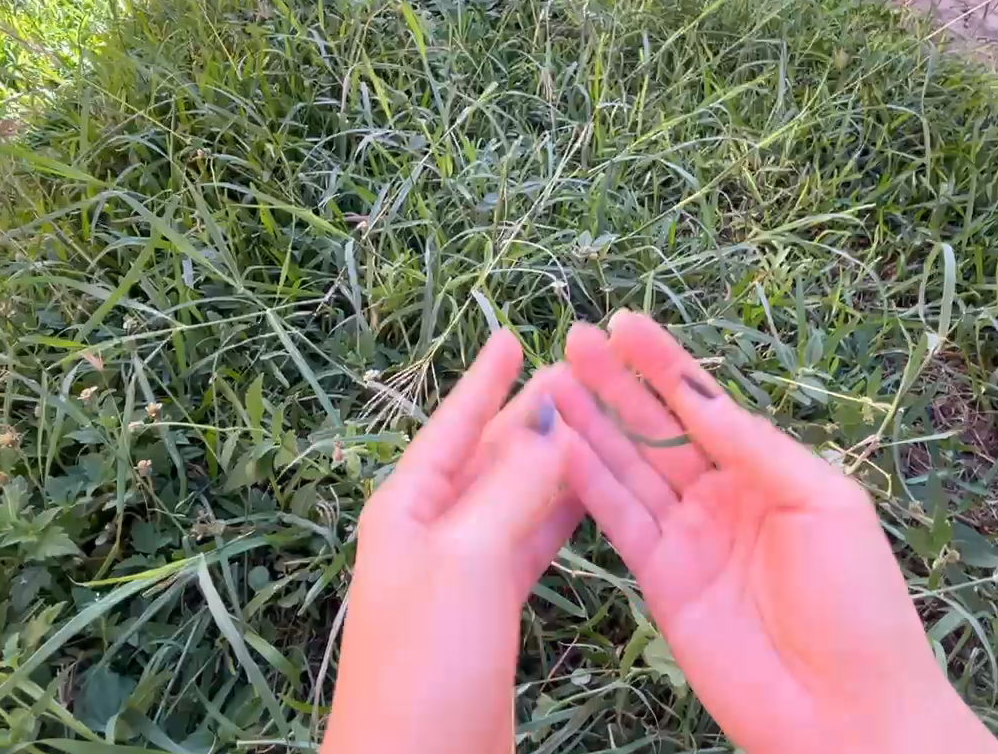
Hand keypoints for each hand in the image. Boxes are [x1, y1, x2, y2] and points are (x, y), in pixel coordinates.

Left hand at [323, 331, 581, 753]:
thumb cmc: (429, 661)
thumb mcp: (468, 559)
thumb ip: (512, 489)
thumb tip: (552, 429)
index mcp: (408, 507)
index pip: (453, 425)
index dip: (483, 381)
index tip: (510, 337)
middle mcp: (431, 530)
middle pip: (487, 456)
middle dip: (525, 415)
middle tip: (569, 373)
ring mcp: (462, 571)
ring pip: (513, 498)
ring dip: (548, 462)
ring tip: (589, 422)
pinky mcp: (491, 610)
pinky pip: (528, 542)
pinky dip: (556, 515)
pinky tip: (587, 494)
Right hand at [557, 313, 997, 753]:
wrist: (852, 717)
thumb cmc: (858, 602)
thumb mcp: (821, 501)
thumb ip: (753, 446)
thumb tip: (697, 393)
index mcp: (760, 468)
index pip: (701, 401)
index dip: (662, 362)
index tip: (624, 324)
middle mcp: (715, 492)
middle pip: (654, 426)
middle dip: (615, 382)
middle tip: (575, 341)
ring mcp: (684, 534)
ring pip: (626, 466)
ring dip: (591, 424)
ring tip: (555, 383)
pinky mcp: (659, 577)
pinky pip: (617, 520)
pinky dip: (587, 483)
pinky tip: (561, 447)